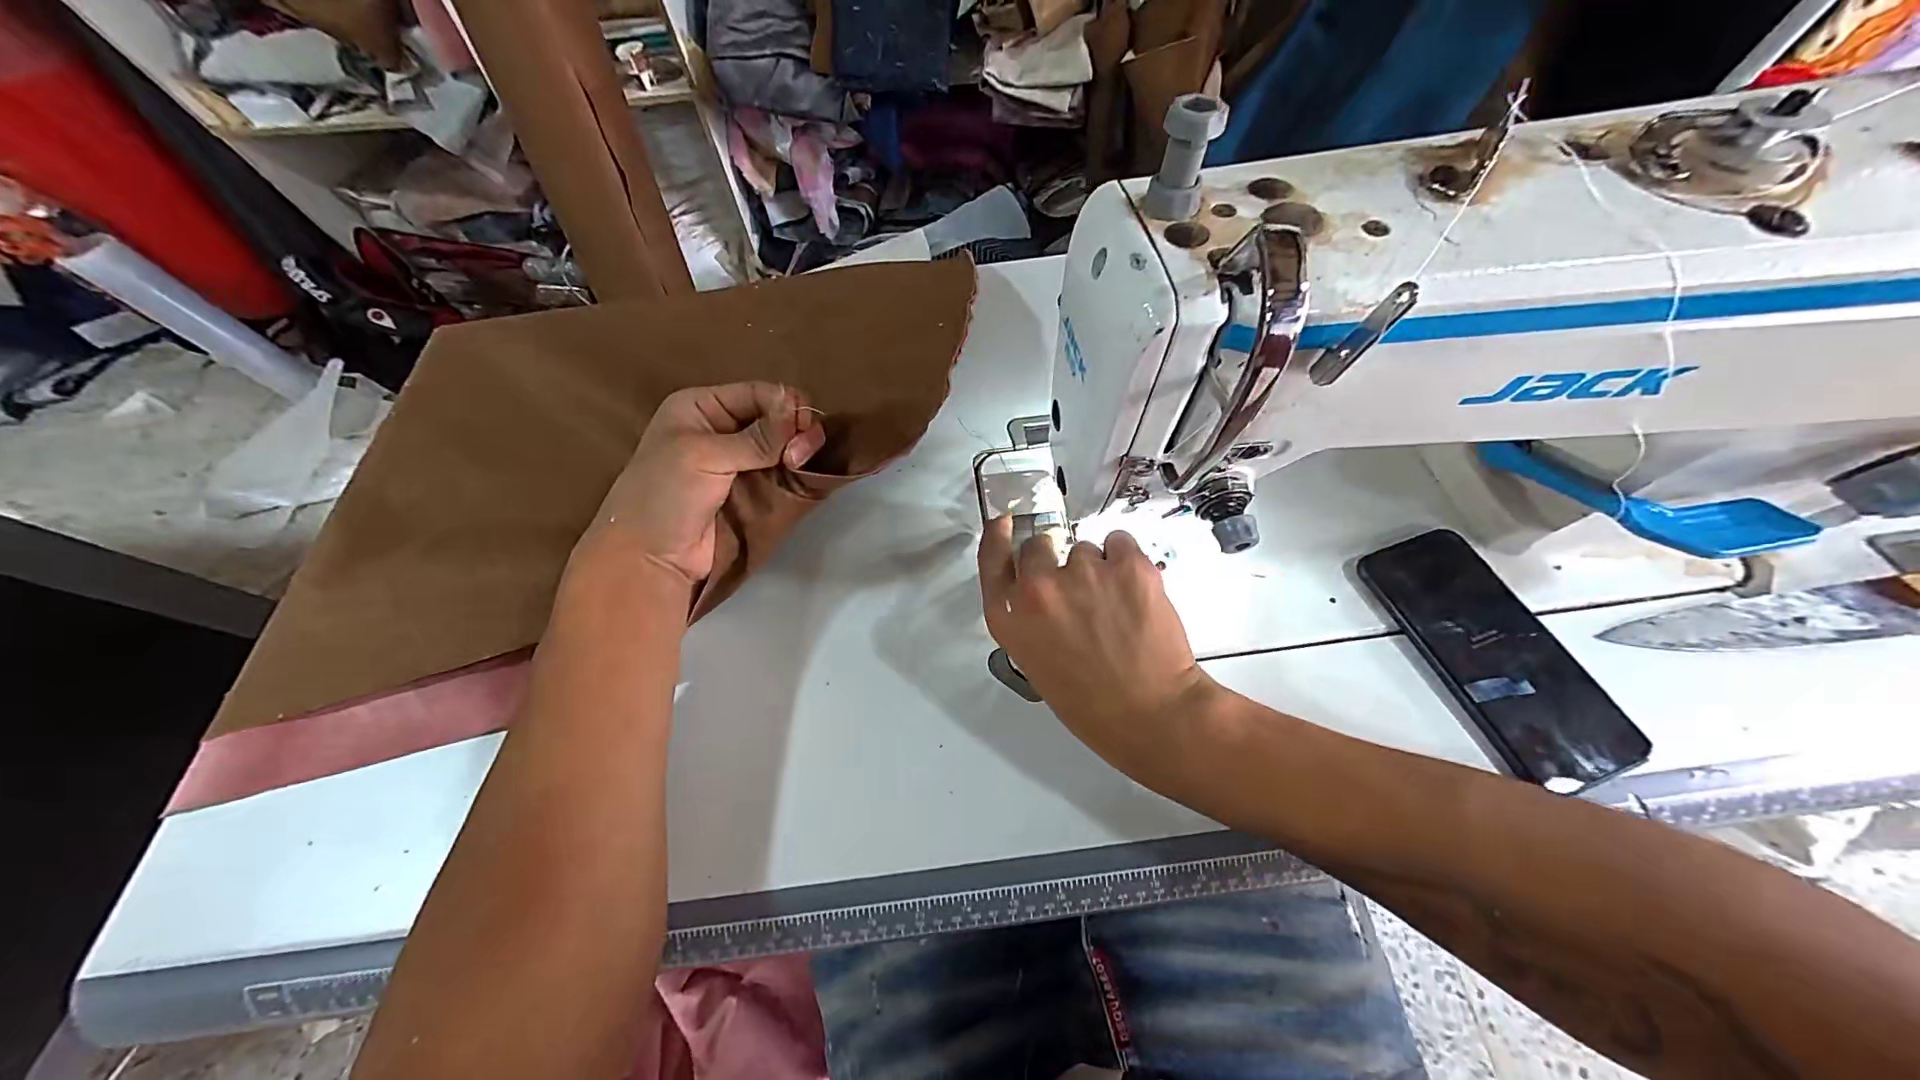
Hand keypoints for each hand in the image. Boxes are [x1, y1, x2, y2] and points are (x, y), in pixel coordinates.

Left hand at [584, 382, 825, 585]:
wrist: (650, 558)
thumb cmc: (665, 496)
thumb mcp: (705, 456)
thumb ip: (756, 437)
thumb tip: (799, 411)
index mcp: (701, 407)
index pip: (757, 393)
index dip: (786, 405)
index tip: (806, 427)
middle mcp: (720, 429)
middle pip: (773, 418)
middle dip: (795, 430)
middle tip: (808, 450)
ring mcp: (736, 463)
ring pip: (781, 447)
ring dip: (799, 452)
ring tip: (806, 463)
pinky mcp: (749, 492)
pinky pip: (780, 474)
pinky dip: (796, 472)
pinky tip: (807, 473)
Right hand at [977, 517, 1219, 781]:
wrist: (1152, 713)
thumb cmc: (1096, 704)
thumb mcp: (1037, 664)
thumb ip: (1029, 621)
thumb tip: (1044, 595)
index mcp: (1011, 619)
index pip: (992, 559)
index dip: (999, 536)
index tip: (1004, 523)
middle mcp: (1039, 590)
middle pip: (1039, 547)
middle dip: (1057, 562)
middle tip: (1081, 591)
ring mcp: (1083, 573)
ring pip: (1085, 548)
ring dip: (1098, 569)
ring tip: (1116, 607)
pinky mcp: (1126, 564)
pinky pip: (1120, 542)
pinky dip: (1127, 561)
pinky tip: (1134, 593)